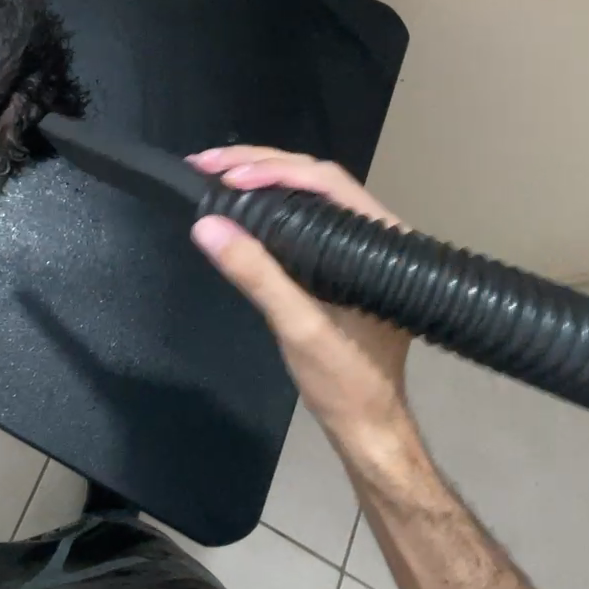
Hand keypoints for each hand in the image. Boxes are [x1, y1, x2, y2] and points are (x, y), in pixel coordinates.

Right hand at [188, 147, 413, 446]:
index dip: (274, 170)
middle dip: (258, 163)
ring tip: (212, 172)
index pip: (327, 183)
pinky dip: (265, 200)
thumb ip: (257, 274)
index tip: (228, 177)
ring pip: (307, 191)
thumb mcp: (298, 328)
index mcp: (383, 242)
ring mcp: (358, 244)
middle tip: (205, 164)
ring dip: (259, 175)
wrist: (367, 425)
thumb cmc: (344, 380)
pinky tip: (237, 199)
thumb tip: (207, 225)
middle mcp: (375, 233)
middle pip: (314, 178)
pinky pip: (302, 212)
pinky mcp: (340, 256)